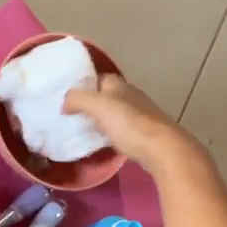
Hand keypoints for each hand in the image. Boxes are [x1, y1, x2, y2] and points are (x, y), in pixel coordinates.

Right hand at [63, 75, 196, 166]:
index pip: (97, 78)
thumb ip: (77, 99)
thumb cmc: (129, 124)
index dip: (82, 86)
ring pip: (113, 113)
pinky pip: (120, 129)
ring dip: (99, 120)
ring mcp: (138, 114)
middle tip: (71, 116)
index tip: (67, 99)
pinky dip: (110, 133)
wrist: (161, 148)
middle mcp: (130, 95)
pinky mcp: (143, 133)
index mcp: (118, 85)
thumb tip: (64, 103)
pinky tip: (102, 143)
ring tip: (82, 130)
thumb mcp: (98, 106)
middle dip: (89, 104)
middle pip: (105, 96)